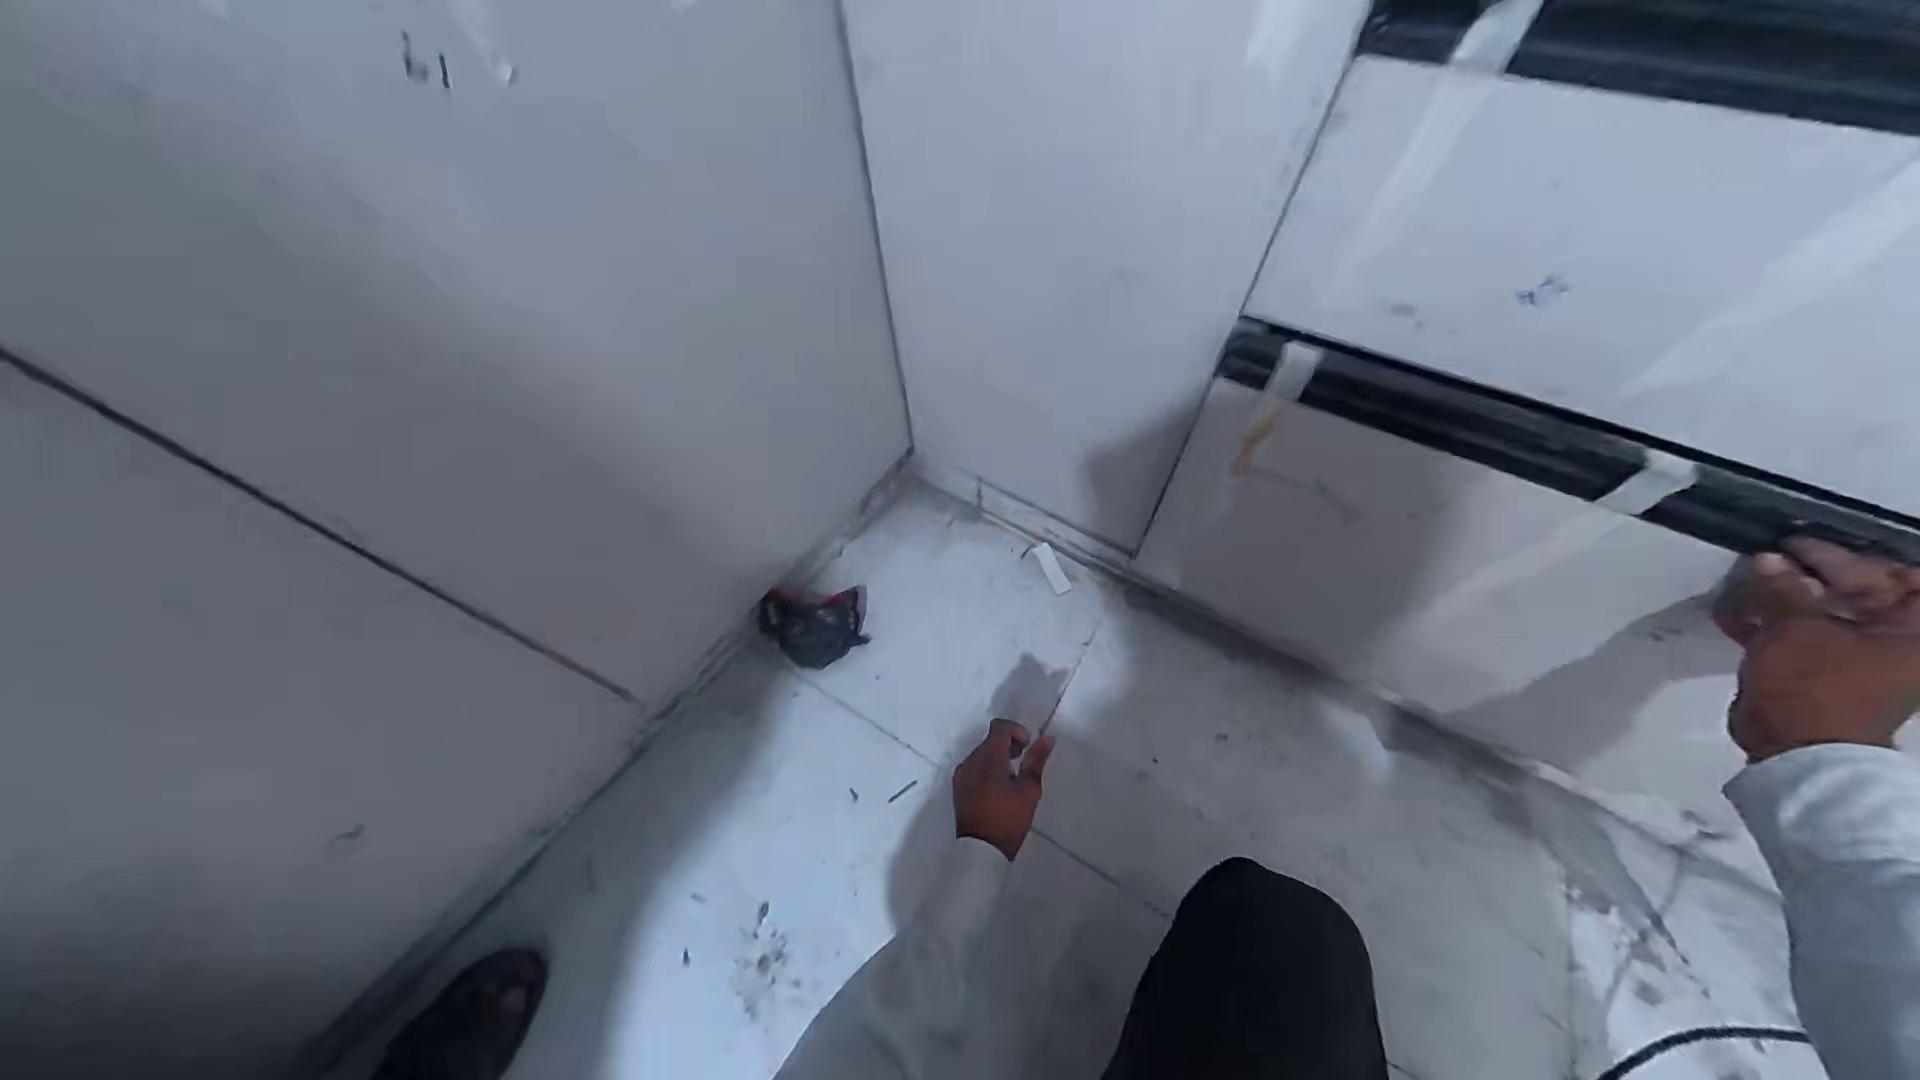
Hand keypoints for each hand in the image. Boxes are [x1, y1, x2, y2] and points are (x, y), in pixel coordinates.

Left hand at [952, 719, 1053, 859]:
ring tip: (1011, 779)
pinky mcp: (958, 786)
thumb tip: (1047, 738)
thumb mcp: (1029, 790)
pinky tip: (997, 788)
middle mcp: (970, 760)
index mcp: (988, 757)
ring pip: (981, 753)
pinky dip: (986, 768)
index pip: (999, 727)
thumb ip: (1036, 760)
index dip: (1016, 731)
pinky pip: (973, 766)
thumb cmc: (1009, 819)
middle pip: (990, 739)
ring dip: (997, 757)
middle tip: (1022, 764)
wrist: (980, 851)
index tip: (1027, 748)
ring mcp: (961, 773)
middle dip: (1008, 745)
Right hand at [1713, 538, 1919, 760]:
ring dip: (1782, 598)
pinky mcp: (1816, 669)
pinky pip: (1795, 635)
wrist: (1798, 743)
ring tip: (1743, 586)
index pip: (1900, 578)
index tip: (1798, 546)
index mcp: (1914, 632)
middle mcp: (1895, 641)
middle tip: (1767, 561)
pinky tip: (1732, 613)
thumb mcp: (1799, 630)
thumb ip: (1784, 592)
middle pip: (1860, 594)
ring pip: (1821, 613)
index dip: (1851, 558)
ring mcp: (1854, 656)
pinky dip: (1766, 622)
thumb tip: (1768, 560)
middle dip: (1810, 576)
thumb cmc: (1817, 683)